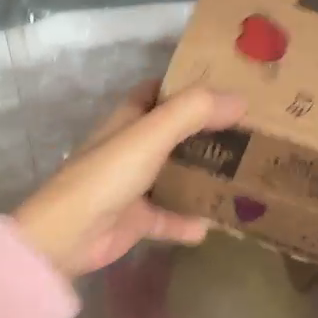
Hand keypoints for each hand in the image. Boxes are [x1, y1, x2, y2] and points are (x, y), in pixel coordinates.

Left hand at [14, 82, 246, 276]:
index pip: (158, 91)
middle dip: (204, 131)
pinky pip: (168, 218)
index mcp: (128, 120)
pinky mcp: (135, 220)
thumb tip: (240, 99)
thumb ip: (193, 113)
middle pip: (172, 133)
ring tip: (243, 173)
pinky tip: (215, 225)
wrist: (68, 234)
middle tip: (248, 130)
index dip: (187, 84)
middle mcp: (130, 148)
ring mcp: (132, 185)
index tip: (227, 83)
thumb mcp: (150, 135)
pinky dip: (188, 221)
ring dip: (201, 175)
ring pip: (173, 174)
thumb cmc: (107, 176)